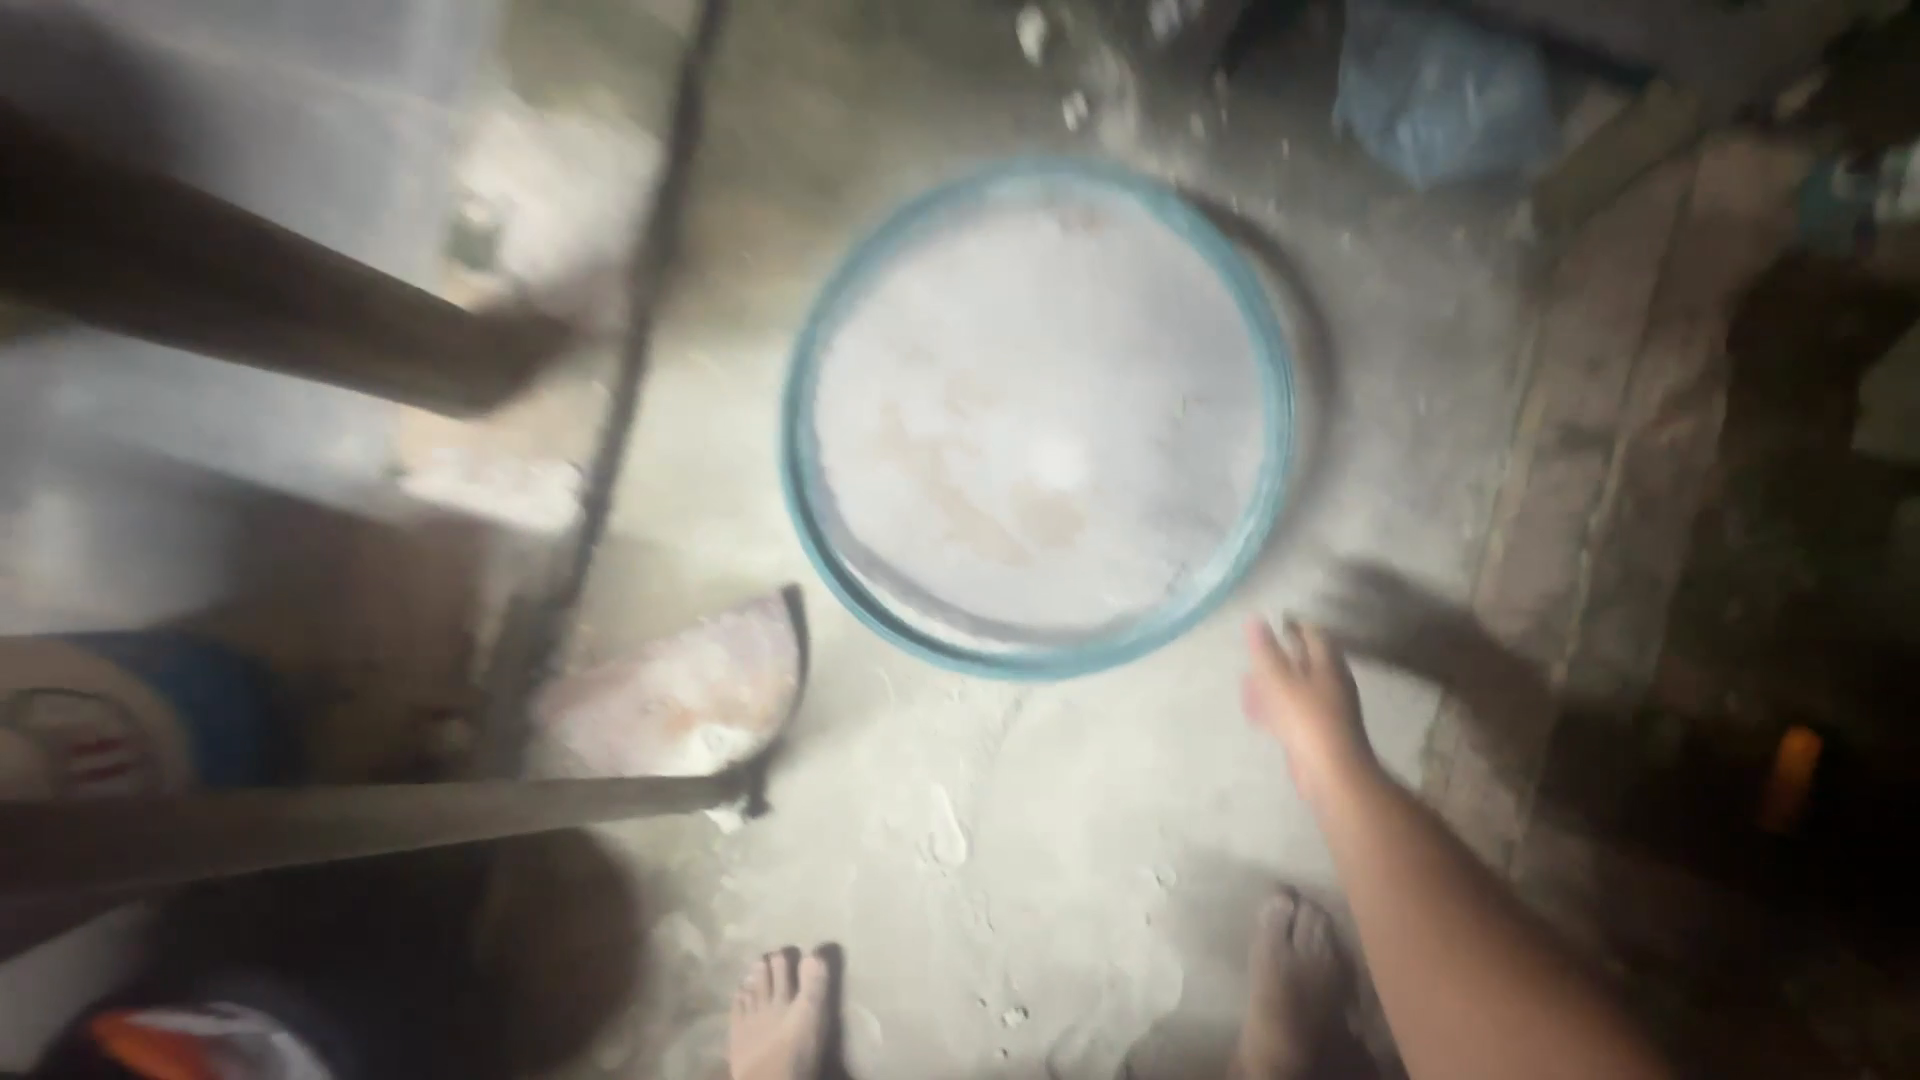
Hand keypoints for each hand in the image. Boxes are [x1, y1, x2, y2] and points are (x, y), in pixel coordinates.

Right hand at [1242, 618, 1378, 804]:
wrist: (1330, 773)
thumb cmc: (1306, 719)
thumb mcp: (1279, 680)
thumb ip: (1265, 650)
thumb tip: (1255, 619)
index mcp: (1327, 667)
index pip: (1314, 635)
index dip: (1294, 626)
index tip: (1275, 621)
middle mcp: (1330, 685)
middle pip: (1305, 662)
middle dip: (1280, 656)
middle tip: (1256, 652)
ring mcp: (1324, 711)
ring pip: (1295, 689)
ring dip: (1272, 684)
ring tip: (1248, 683)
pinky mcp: (1315, 733)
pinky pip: (1291, 713)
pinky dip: (1273, 708)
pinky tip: (1255, 714)